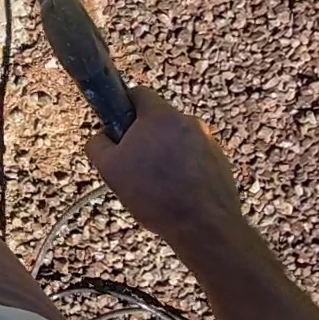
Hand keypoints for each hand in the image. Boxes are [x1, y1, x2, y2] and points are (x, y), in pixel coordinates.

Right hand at [86, 87, 245, 238]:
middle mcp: (188, 121)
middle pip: (157, 120)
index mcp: (160, 116)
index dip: (122, 107)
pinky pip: (193, 156)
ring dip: (164, 154)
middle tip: (133, 164)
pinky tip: (175, 191)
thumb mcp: (109, 169)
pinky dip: (183, 168)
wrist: (203, 226)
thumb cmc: (154, 194)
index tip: (117, 127)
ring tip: (155, 184)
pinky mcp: (220, 160)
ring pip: (175, 139)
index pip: (137, 93)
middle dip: (143, 137)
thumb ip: (98, 143)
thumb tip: (101, 137)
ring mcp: (208, 141)